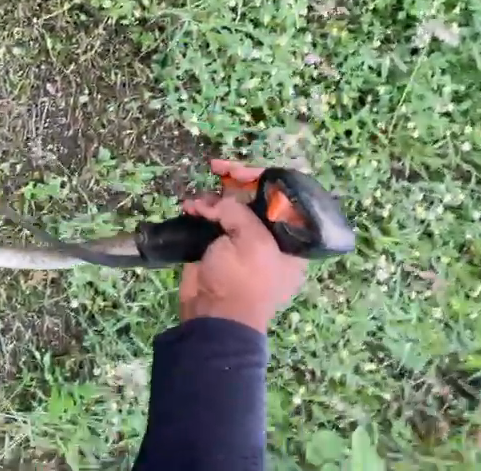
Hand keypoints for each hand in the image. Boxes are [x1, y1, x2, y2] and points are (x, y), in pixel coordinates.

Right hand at [177, 159, 307, 334]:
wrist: (214, 313)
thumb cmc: (243, 281)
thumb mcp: (251, 243)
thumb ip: (238, 212)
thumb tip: (212, 203)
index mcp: (291, 241)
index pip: (283, 199)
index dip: (263, 178)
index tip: (238, 169)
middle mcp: (271, 237)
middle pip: (256, 197)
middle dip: (235, 179)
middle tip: (215, 167)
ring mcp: (243, 241)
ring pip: (231, 204)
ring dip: (212, 196)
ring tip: (196, 202)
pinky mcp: (218, 244)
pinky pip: (212, 217)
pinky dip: (200, 208)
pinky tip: (188, 208)